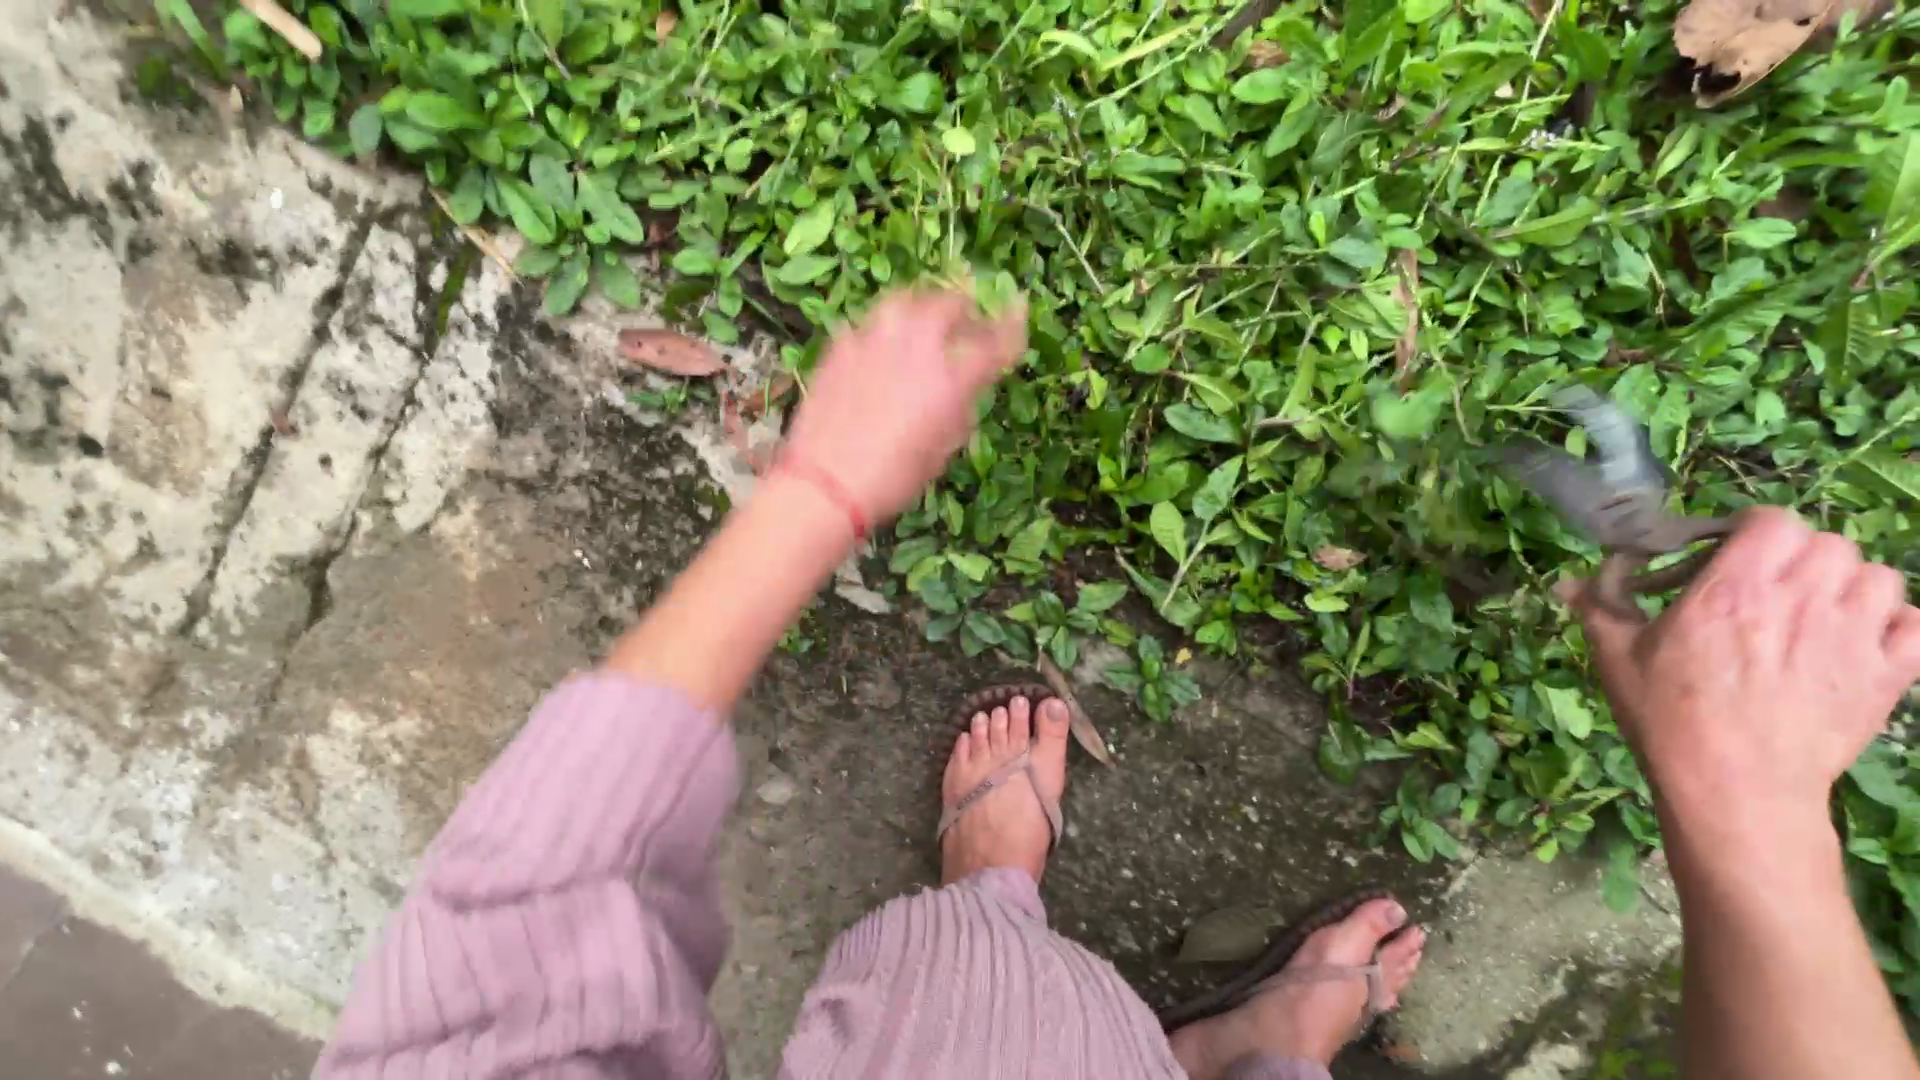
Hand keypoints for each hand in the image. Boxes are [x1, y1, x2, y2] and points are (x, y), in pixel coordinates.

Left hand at [781, 288, 1027, 523]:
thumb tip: (960, 393)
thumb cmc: (893, 478)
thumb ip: (957, 410)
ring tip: (925, 316)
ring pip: (905, 301)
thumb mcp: (940, 450)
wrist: (826, 483)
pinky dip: (883, 329)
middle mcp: (917, 347)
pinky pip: (869, 324)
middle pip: (949, 305)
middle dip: (965, 308)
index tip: (1019, 311)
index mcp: (951, 378)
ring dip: (922, 305)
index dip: (1011, 325)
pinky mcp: (841, 346)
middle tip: (968, 318)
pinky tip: (881, 344)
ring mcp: (875, 340)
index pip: (994, 341)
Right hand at [1566, 508, 1919, 832]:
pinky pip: (1915, 623)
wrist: (1735, 785)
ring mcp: (1855, 637)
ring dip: (1844, 582)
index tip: (1720, 553)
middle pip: (1826, 542)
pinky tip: (1854, 639)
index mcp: (1732, 590)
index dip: (1746, 528)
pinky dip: (1891, 621)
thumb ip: (1599, 606)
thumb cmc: (1666, 714)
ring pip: (1877, 575)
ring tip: (1808, 609)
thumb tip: (1566, 582)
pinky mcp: (1892, 673)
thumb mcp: (1616, 655)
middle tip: (1758, 584)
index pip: (1769, 520)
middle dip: (1791, 554)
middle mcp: (1801, 601)